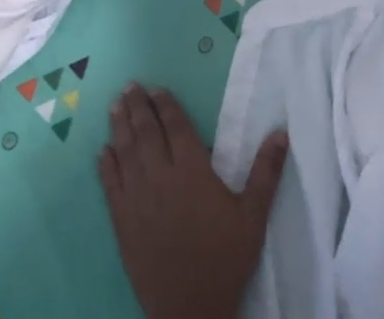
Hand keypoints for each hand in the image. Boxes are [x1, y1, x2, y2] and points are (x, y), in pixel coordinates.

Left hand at [99, 84, 287, 318]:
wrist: (190, 308)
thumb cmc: (226, 258)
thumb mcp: (254, 214)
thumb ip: (266, 171)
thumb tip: (281, 132)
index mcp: (193, 173)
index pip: (176, 129)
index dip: (167, 106)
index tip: (158, 88)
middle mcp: (161, 179)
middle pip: (146, 135)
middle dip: (139, 108)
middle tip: (131, 86)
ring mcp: (137, 201)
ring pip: (125, 154)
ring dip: (120, 127)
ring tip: (115, 105)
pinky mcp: (123, 224)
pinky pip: (111, 186)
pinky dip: (106, 165)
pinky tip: (103, 151)